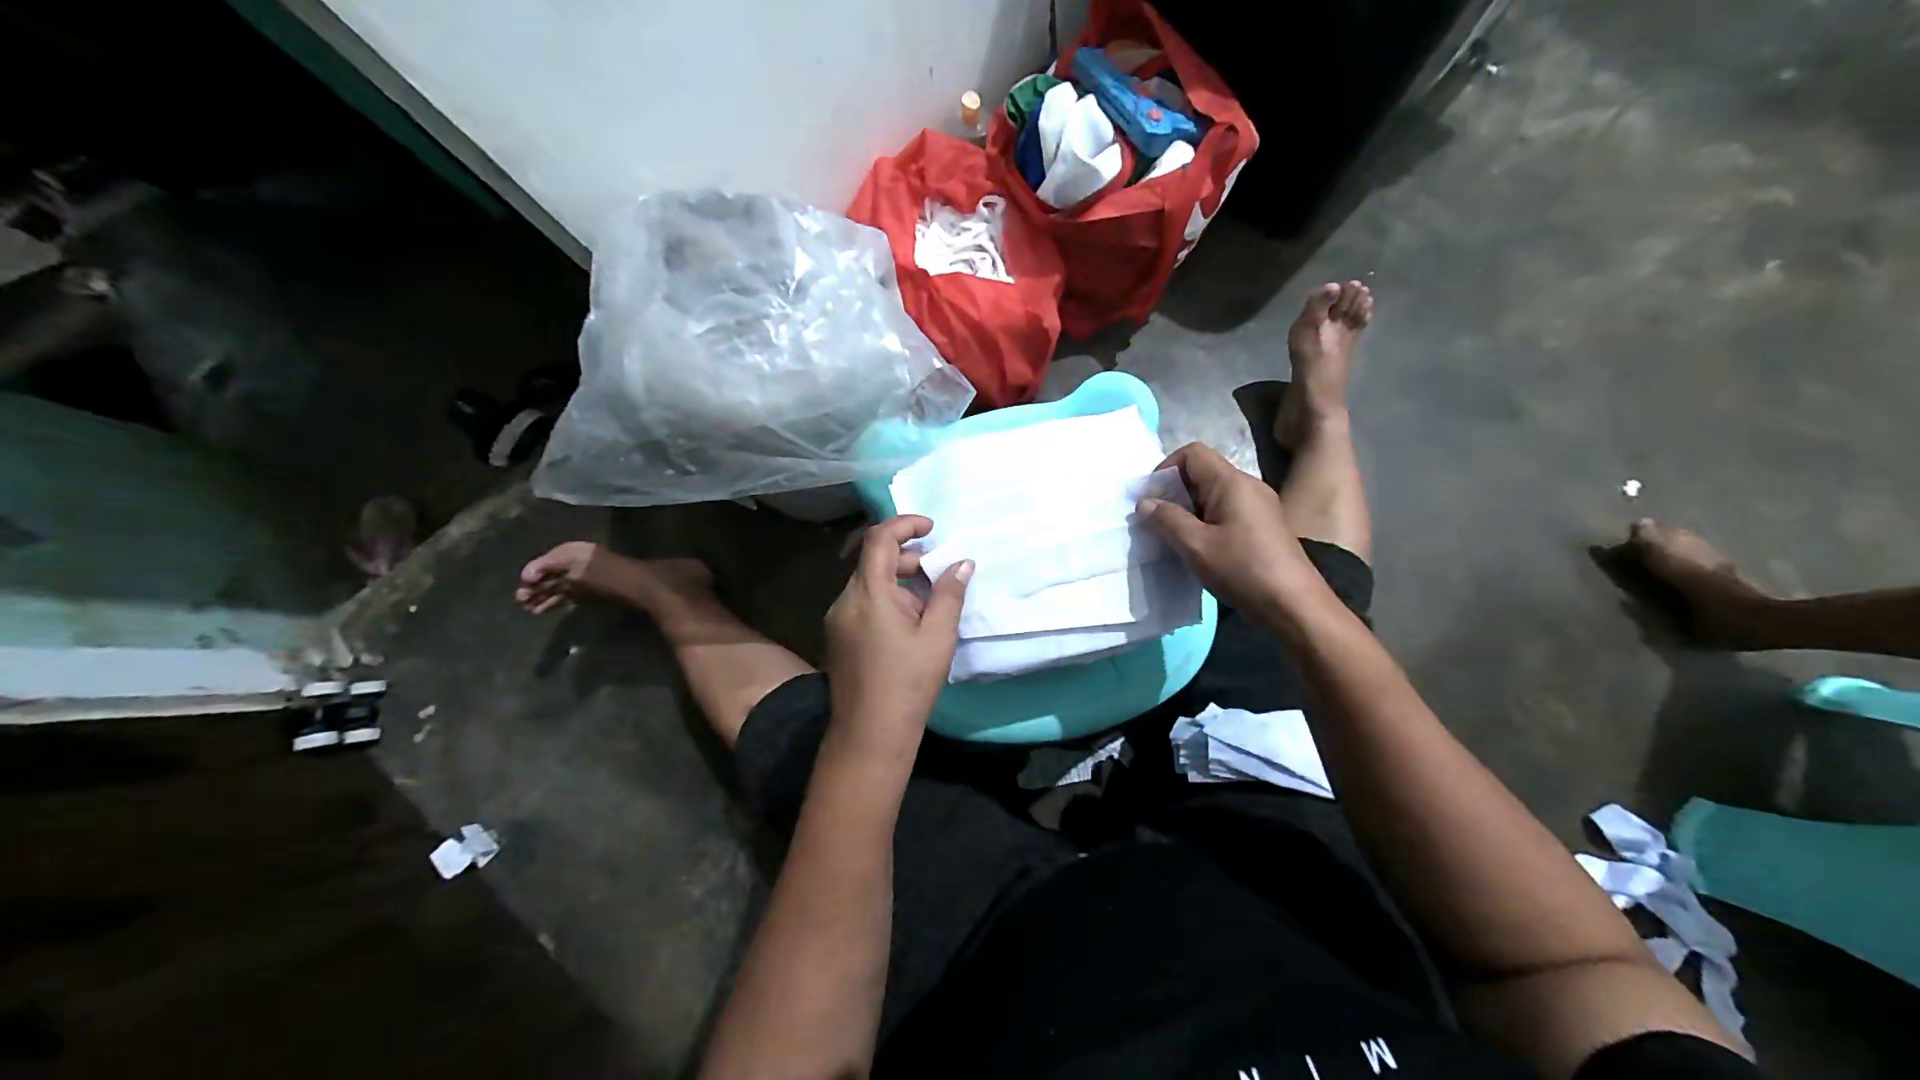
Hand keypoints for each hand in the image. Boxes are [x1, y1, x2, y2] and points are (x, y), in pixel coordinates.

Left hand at [824, 516, 972, 754]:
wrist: (869, 733)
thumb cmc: (908, 682)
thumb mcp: (938, 636)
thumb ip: (949, 593)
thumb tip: (962, 562)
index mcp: (868, 593)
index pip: (878, 538)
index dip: (905, 524)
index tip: (932, 528)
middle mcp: (845, 599)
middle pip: (872, 559)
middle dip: (908, 557)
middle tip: (939, 573)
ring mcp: (837, 618)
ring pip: (867, 582)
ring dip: (898, 580)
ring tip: (929, 604)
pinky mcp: (837, 636)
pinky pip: (862, 602)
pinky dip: (886, 598)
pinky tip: (909, 623)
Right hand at [1136, 442, 1321, 615]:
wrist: (1293, 604)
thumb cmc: (1243, 570)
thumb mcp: (1196, 546)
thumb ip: (1167, 520)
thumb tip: (1145, 503)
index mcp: (1232, 483)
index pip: (1192, 453)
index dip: (1166, 468)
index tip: (1151, 499)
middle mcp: (1248, 486)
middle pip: (1202, 473)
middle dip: (1174, 492)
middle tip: (1156, 522)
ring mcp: (1259, 506)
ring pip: (1213, 495)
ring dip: (1188, 510)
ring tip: (1173, 538)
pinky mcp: (1263, 526)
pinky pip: (1226, 511)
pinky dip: (1205, 522)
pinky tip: (1198, 548)